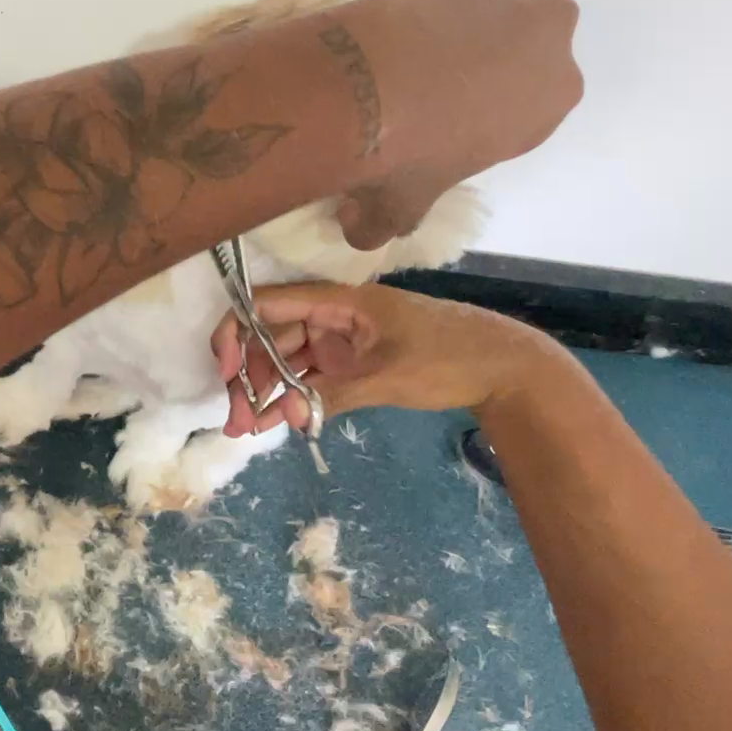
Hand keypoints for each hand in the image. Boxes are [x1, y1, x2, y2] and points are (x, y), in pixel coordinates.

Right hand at [211, 282, 565, 435]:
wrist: (506, 370)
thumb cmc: (451, 357)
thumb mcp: (389, 376)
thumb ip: (331, 395)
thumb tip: (284, 415)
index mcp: (338, 301)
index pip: (266, 305)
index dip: (236, 333)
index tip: (225, 371)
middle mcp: (328, 317)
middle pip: (267, 342)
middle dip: (247, 380)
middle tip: (235, 419)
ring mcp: (335, 343)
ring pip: (281, 365)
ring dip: (261, 396)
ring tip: (244, 429)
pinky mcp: (344, 365)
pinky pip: (303, 381)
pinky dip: (286, 401)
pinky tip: (270, 424)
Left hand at [331, 0, 583, 248]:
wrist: (361, 95)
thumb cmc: (400, 163)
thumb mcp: (398, 212)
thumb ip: (392, 225)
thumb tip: (365, 235)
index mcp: (552, 98)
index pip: (521, 115)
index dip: (474, 132)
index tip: (432, 144)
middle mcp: (546, 35)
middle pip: (506, 61)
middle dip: (467, 82)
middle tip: (409, 108)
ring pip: (472, 22)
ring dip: (440, 45)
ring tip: (382, 78)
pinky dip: (406, 18)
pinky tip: (373, 45)